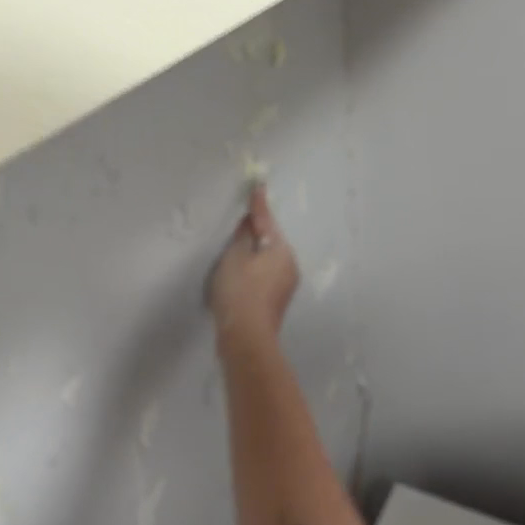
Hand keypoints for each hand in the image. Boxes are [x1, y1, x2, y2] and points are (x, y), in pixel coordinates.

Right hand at [208, 183, 299, 345]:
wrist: (246, 338)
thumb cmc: (240, 291)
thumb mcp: (235, 257)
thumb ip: (242, 237)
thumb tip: (249, 225)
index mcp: (281, 250)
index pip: (267, 221)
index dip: (259, 205)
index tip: (258, 186)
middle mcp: (289, 265)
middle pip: (270, 241)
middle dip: (257, 232)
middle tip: (242, 219)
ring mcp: (285, 286)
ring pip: (268, 260)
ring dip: (254, 253)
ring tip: (236, 248)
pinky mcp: (276, 302)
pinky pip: (264, 276)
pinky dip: (253, 270)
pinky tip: (240, 274)